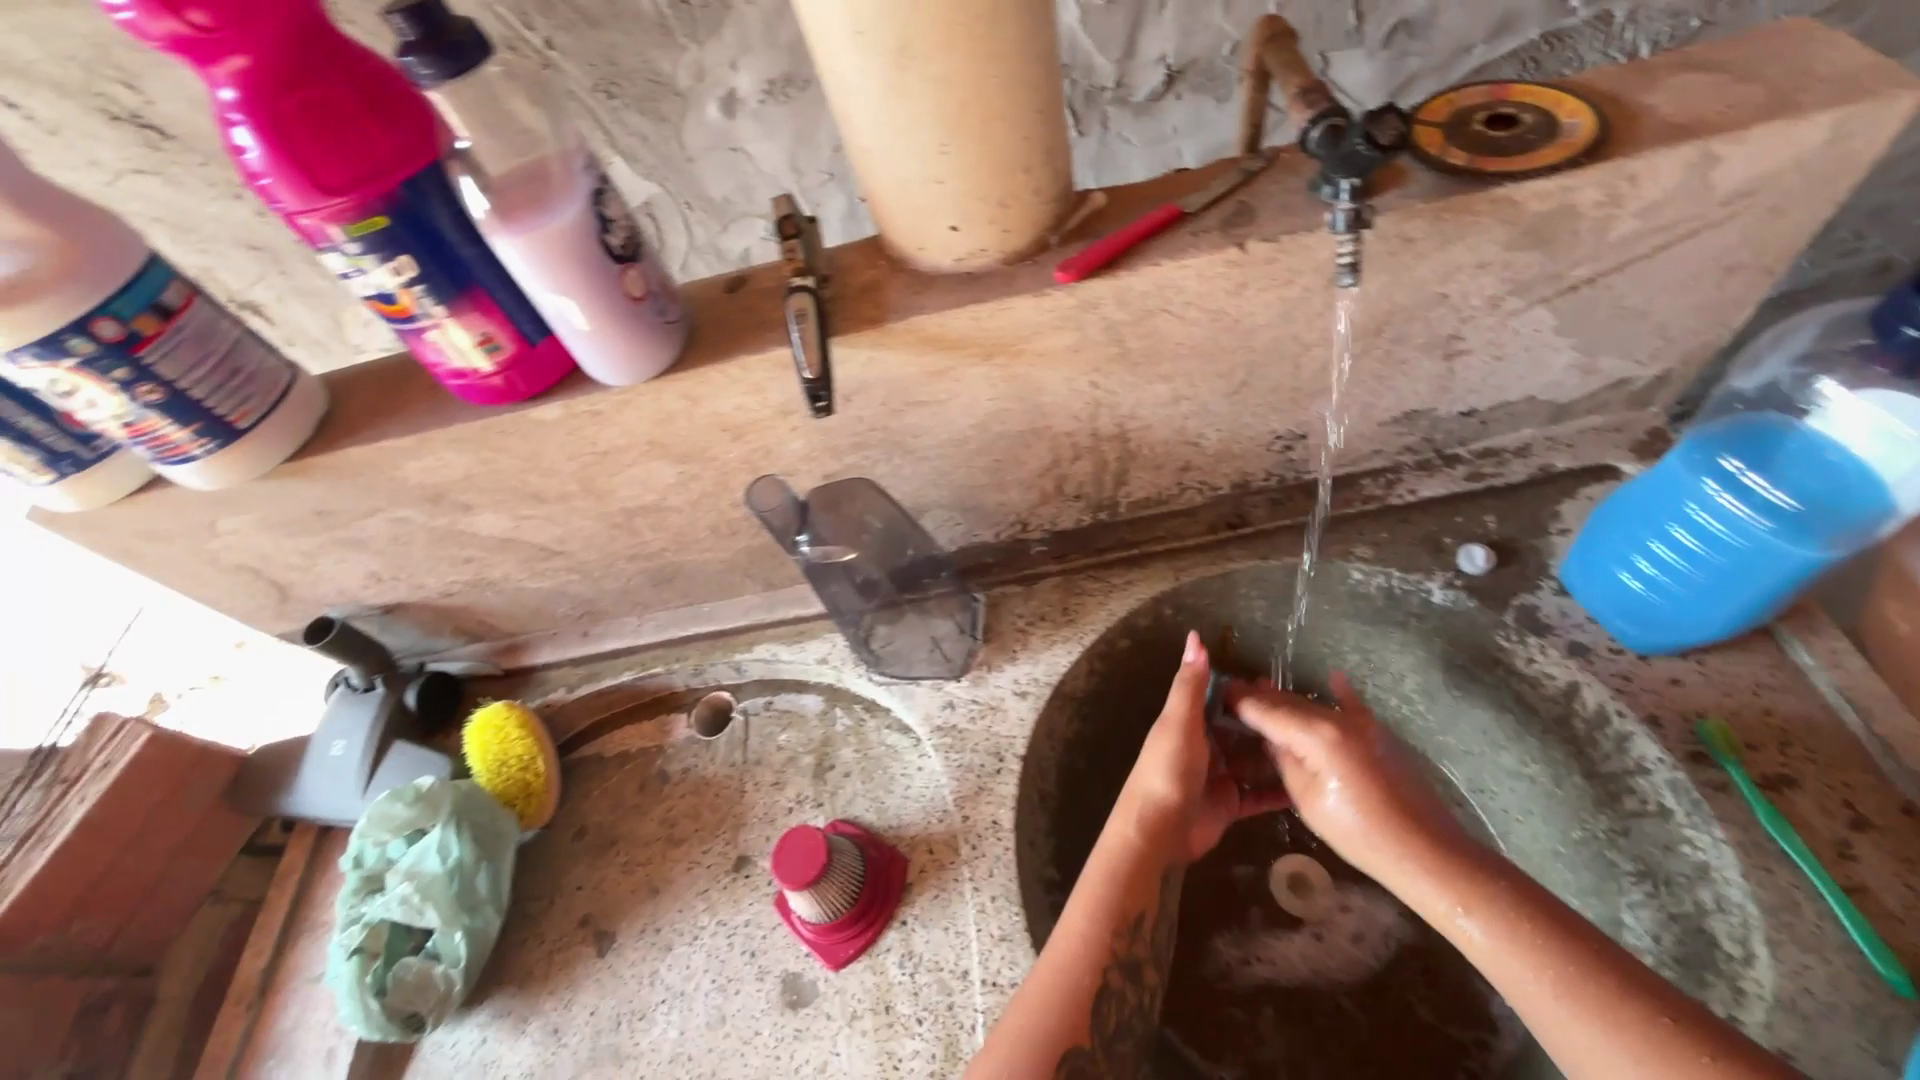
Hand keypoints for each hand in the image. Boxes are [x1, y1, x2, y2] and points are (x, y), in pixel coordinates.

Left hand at [1119, 632, 1291, 863]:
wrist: (1158, 831)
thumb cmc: (1168, 770)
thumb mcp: (1179, 722)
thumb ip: (1190, 683)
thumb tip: (1195, 636)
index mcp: (1188, 723)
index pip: (1219, 699)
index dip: (1244, 690)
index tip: (1278, 682)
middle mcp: (1205, 747)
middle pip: (1241, 730)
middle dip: (1268, 724)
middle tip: (1310, 716)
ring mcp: (1218, 777)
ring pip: (1253, 761)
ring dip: (1277, 756)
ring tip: (1318, 747)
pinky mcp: (1230, 805)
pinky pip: (1259, 795)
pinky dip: (1279, 791)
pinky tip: (1308, 784)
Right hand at [1227, 673, 1472, 884]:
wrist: (1426, 851)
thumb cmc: (1358, 833)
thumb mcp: (1308, 799)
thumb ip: (1285, 760)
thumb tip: (1269, 736)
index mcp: (1316, 735)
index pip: (1267, 712)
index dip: (1240, 702)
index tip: (1218, 691)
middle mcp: (1338, 720)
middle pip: (1291, 704)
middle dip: (1261, 697)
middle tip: (1232, 689)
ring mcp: (1364, 725)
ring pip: (1316, 706)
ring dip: (1290, 699)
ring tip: (1263, 687)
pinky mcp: (1381, 736)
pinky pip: (1354, 708)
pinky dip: (1340, 693)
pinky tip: (1334, 678)